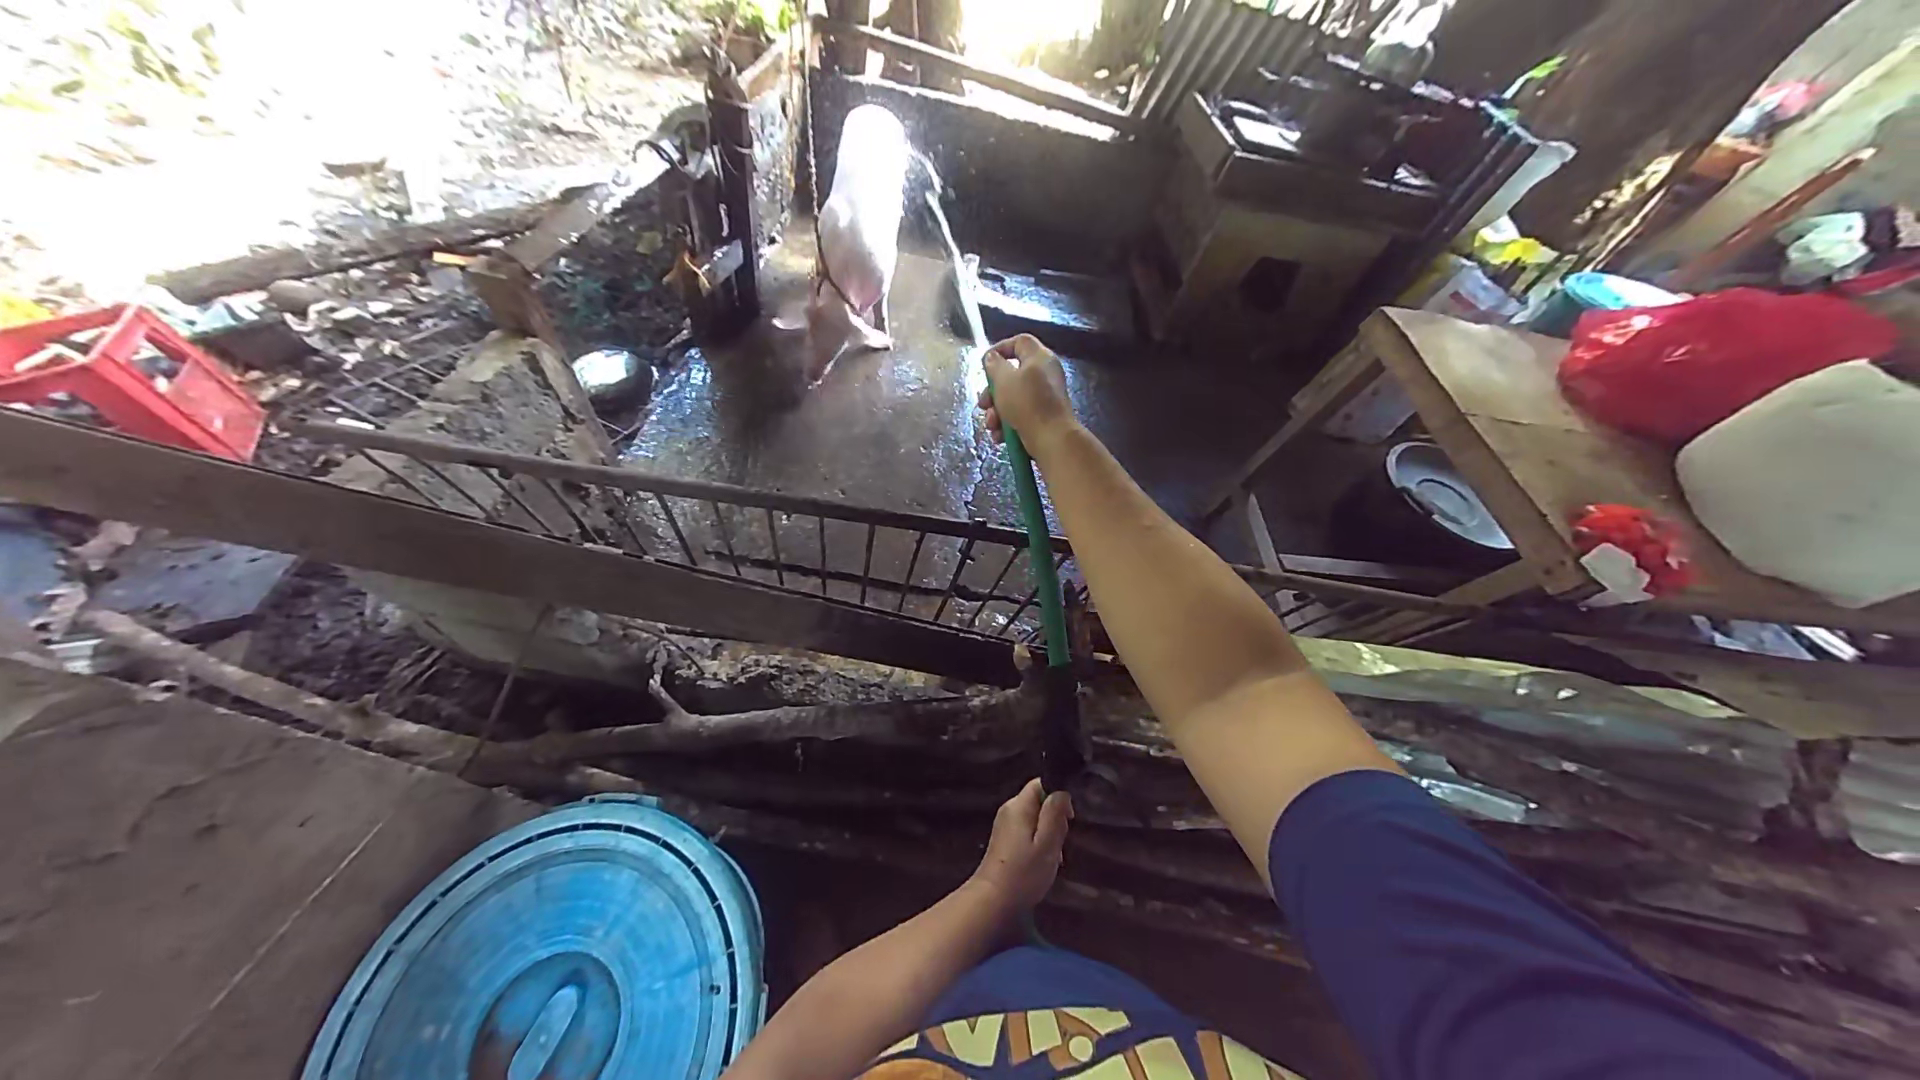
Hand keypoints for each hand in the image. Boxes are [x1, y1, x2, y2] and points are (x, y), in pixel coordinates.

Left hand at [969, 778, 1072, 911]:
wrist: (992, 900)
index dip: (1058, 795)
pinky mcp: (1004, 840)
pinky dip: (1039, 842)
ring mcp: (1005, 825)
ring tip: (1054, 857)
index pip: (1040, 783)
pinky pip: (1027, 831)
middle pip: (1039, 801)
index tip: (1069, 818)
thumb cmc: (1023, 873)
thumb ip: (1055, 814)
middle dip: (1055, 817)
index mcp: (1019, 806)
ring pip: (1035, 817)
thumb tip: (1061, 791)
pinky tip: (1043, 862)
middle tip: (1060, 842)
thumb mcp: (1047, 843)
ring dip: (1048, 833)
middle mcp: (1009, 809)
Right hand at [979, 335, 1076, 455]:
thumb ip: (994, 365)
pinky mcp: (1043, 417)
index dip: (1000, 348)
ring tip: (992, 424)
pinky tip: (999, 436)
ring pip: (1012, 398)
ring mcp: (1045, 397)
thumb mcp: (1004, 380)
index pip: (1019, 341)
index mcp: (1039, 358)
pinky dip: (1007, 424)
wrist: (1051, 439)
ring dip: (996, 412)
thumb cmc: (1027, 404)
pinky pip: (1020, 414)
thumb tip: (992, 358)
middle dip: (992, 391)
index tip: (985, 362)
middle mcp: (1044, 374)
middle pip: (1011, 374)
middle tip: (983, 404)